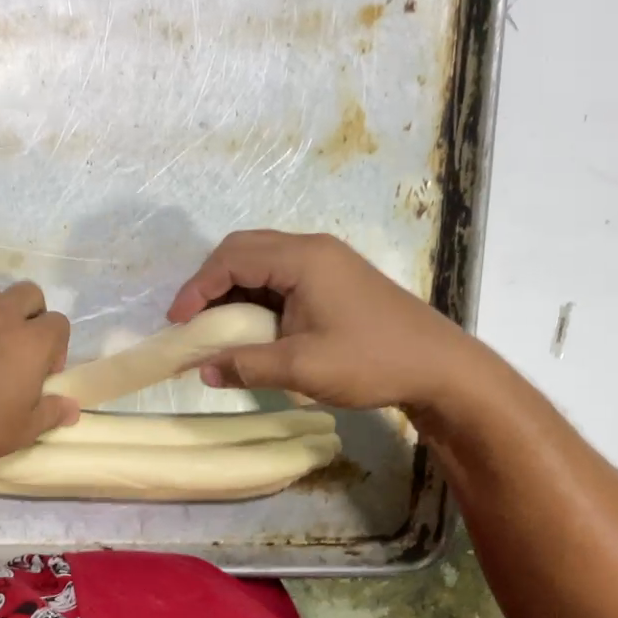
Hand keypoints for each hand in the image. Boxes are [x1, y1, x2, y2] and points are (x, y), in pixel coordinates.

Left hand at [0, 282, 77, 474]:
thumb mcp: (23, 430)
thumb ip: (52, 413)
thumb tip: (72, 407)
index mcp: (32, 341)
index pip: (59, 323)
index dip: (56, 346)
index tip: (43, 372)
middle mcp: (2, 316)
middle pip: (29, 293)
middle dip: (31, 314)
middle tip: (19, 348)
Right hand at [167, 230, 485, 411]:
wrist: (440, 368)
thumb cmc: (371, 362)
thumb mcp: (301, 368)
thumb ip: (246, 364)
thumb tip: (202, 369)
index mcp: (303, 259)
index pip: (232, 259)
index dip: (197, 289)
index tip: (177, 323)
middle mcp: (312, 248)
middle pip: (243, 249)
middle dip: (209, 282)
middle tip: (192, 319)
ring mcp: (325, 261)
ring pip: (260, 259)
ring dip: (231, 288)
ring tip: (215, 325)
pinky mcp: (333, 277)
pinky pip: (279, 274)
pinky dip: (254, 294)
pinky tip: (249, 325)